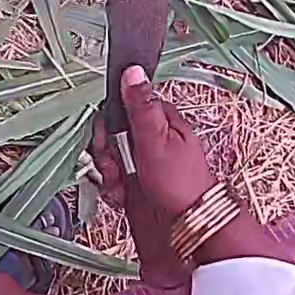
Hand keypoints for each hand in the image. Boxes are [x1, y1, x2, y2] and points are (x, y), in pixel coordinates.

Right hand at [90, 114, 188, 288]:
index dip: (108, 123)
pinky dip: (112, 190)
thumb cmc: (180, 182)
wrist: (189, 223)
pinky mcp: (136, 184)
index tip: (106, 137)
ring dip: (107, 174)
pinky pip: (112, 181)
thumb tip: (132, 72)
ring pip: (109, 160)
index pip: (123, 109)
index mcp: (159, 121)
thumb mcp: (156, 139)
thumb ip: (140, 107)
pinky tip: (121, 196)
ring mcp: (143, 163)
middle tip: (113, 166)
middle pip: (111, 136)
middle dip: (105, 153)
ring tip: (119, 185)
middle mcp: (150, 140)